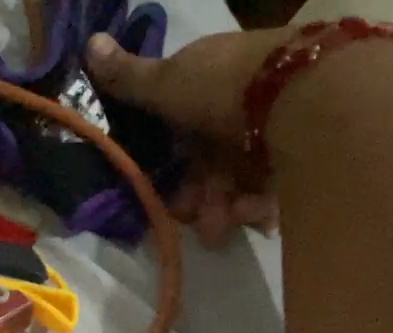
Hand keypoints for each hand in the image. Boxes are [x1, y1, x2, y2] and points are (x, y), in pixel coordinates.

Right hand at [86, 27, 298, 245]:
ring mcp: (274, 123)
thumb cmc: (222, 86)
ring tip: (219, 229)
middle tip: (190, 217)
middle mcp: (242, 99)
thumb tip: (89, 42)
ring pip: (237, 175)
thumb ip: (127, 76)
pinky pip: (270, 184)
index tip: (159, 186)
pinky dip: (256, 203)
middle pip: (210, 156)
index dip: (170, 158)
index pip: (183, 122)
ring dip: (222, 207)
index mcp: (213, 77)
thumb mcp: (165, 83)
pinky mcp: (302, 148)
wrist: (303, 96)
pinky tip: (251, 215)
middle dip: (196, 193)